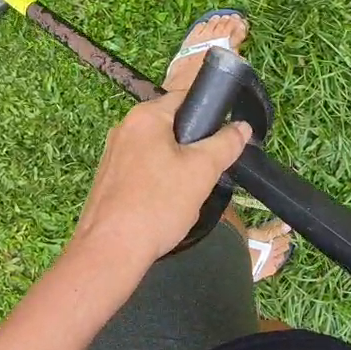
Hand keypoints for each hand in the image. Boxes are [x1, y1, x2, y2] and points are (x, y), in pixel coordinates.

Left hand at [71, 92, 251, 270]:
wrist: (110, 250)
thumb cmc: (158, 204)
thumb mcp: (202, 171)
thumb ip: (225, 145)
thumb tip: (242, 127)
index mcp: (145, 116)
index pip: (184, 98)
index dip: (208, 115)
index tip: (222, 140)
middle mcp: (125, 127)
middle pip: (171, 127)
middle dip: (192, 149)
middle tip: (205, 174)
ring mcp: (113, 154)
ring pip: (158, 152)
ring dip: (176, 169)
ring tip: (186, 195)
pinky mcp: (108, 178)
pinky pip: (142, 171)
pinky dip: (157, 184)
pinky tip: (164, 207)